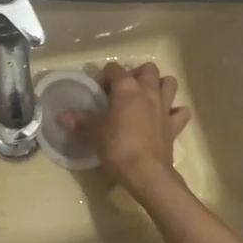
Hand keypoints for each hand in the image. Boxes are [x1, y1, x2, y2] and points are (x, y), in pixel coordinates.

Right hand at [63, 61, 192, 196]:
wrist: (147, 173)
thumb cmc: (118, 147)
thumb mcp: (94, 133)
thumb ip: (80, 121)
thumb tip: (61, 117)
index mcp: (127, 88)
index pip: (114, 69)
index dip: (105, 76)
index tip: (98, 90)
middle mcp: (148, 91)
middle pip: (147, 69)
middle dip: (137, 74)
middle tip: (124, 90)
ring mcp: (165, 107)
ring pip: (169, 82)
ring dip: (160, 85)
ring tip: (147, 97)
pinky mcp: (175, 125)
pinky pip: (180, 112)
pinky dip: (175, 112)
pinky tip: (166, 118)